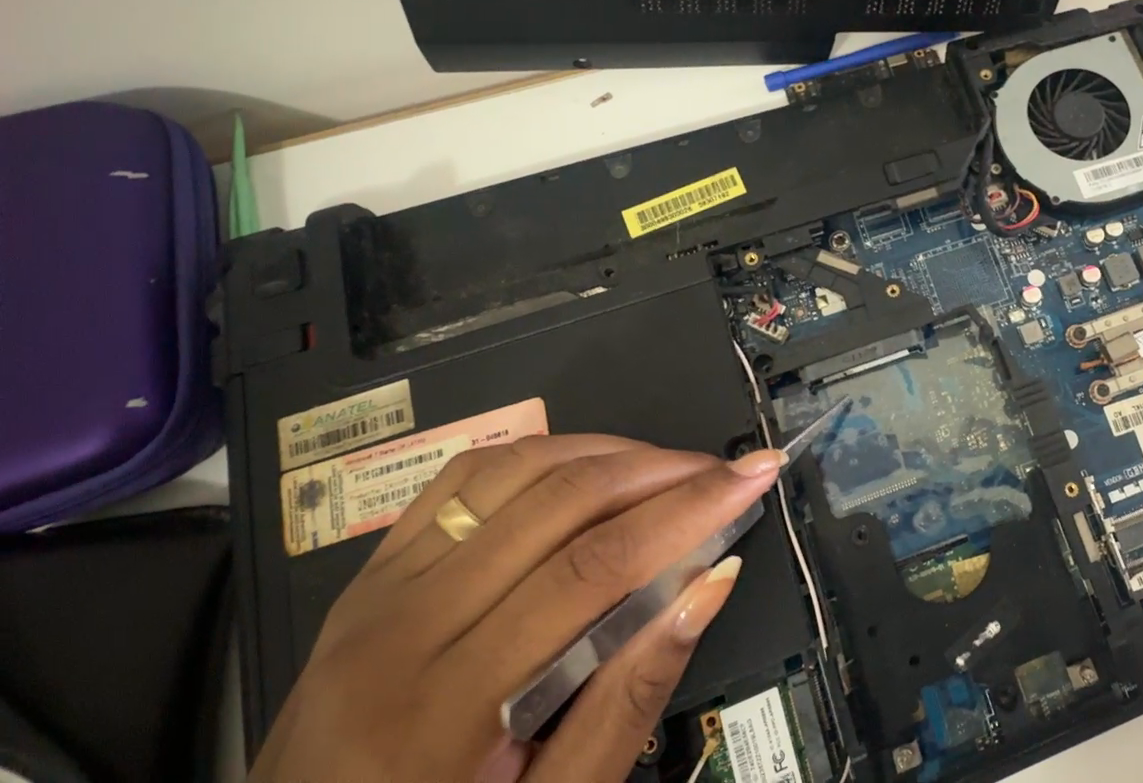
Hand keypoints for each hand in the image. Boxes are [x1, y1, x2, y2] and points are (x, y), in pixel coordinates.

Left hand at [250, 435, 784, 782]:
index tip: (754, 477)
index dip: (686, 512)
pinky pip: (464, 477)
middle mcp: (400, 626)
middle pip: (557, 503)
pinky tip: (591, 466)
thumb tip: (711, 584)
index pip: (592, 568)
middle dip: (662, 472)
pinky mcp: (370, 569)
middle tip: (730, 469)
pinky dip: (542, 454)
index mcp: (445, 705)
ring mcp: (376, 587)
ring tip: (674, 468)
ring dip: (609, 453)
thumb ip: (631, 696)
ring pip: (514, 470)